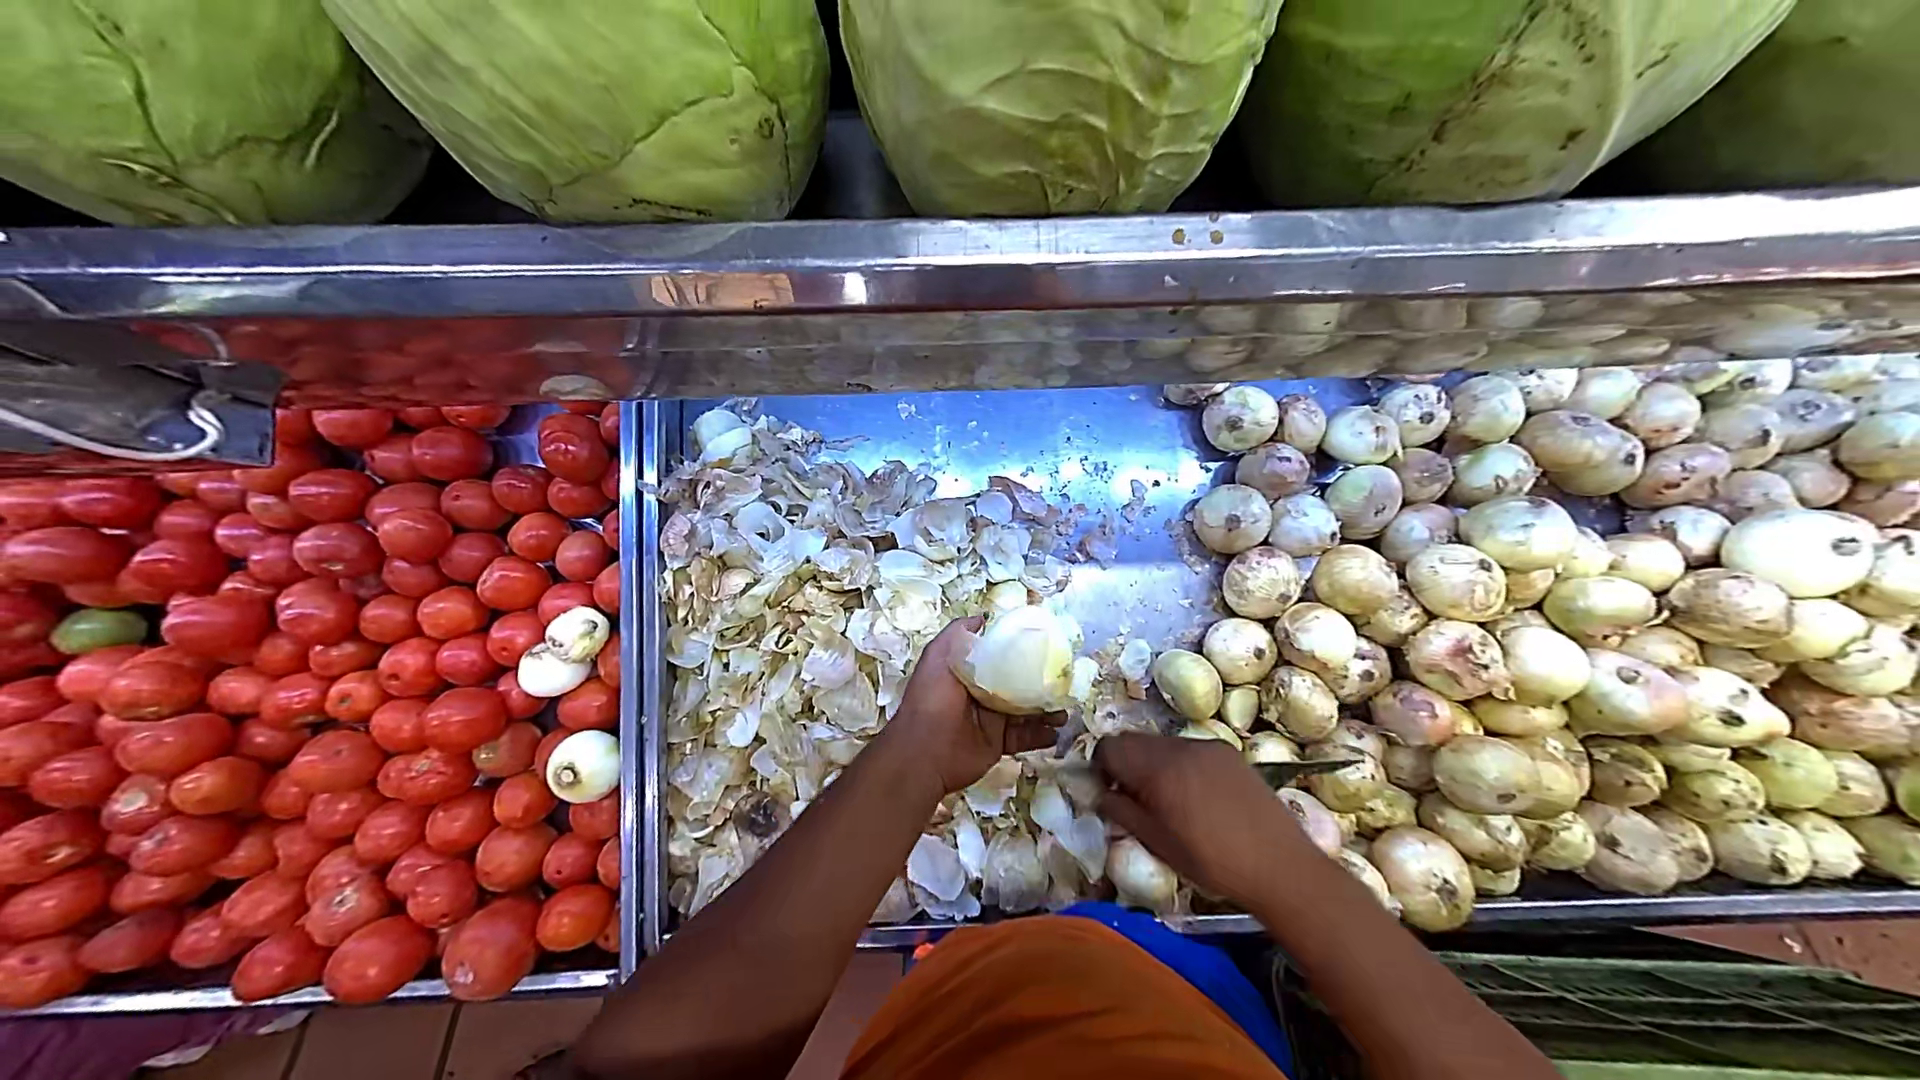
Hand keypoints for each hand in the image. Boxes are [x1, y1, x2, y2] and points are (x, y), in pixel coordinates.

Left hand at [872, 618, 1063, 798]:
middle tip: (1065, 678)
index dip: (1020, 649)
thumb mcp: (939, 655)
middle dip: (1041, 680)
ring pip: (1026, 710)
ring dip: (1047, 708)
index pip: (999, 655)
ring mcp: (991, 718)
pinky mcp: (998, 742)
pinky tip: (1056, 731)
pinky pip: (1024, 736)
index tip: (1046, 643)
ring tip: (1065, 708)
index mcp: (969, 670)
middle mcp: (981, 691)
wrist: (925, 750)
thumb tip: (982, 617)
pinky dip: (1041, 734)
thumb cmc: (933, 698)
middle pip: (1018, 682)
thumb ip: (959, 634)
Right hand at [1094, 733, 1320, 906]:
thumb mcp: (1157, 843)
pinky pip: (1190, 749)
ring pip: (1162, 743)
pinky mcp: (1229, 752)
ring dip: (1153, 763)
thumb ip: (1122, 812)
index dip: (1102, 767)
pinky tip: (1197, 796)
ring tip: (1169, 799)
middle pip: (1134, 740)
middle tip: (1135, 797)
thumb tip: (1101, 795)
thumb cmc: (1212, 862)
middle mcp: (1179, 747)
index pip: (1110, 747)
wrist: (1281, 866)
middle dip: (1126, 763)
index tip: (1110, 792)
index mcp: (1157, 769)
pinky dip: (1181, 764)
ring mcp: (1207, 746)